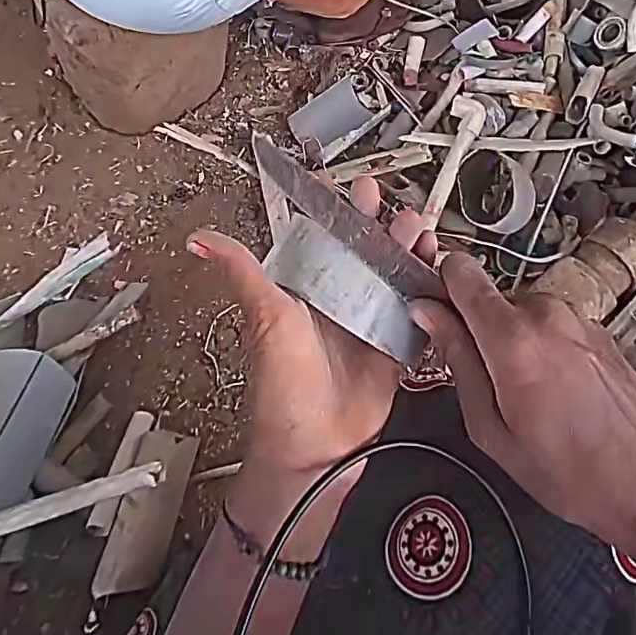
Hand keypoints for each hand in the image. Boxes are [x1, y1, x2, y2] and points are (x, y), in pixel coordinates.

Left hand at [187, 176, 437, 479]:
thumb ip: (239, 270)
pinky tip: (436, 271)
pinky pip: (417, 309)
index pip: (326, 234)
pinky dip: (429, 290)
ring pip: (395, 272)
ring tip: (417, 232)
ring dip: (408, 250)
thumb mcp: (262, 314)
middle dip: (383, 224)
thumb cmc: (281, 383)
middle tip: (394, 209)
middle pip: (368, 248)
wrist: (313, 445)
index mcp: (310, 284)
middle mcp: (341, 296)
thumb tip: (199, 239)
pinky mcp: (395, 342)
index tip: (354, 188)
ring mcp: (370, 318)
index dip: (341, 209)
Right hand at [410, 253, 635, 549]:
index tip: (434, 312)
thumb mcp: (491, 428)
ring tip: (528, 398)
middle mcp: (546, 314)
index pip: (460, 271)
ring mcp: (577, 319)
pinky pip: (549, 326)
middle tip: (485, 382)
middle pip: (488, 298)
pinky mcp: (598, 330)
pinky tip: (558, 396)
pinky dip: (541, 349)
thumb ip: (456, 359)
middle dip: (477, 330)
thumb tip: (429, 314)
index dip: (439, 286)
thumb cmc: (574, 473)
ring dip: (511, 343)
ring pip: (518, 314)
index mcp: (512, 337)